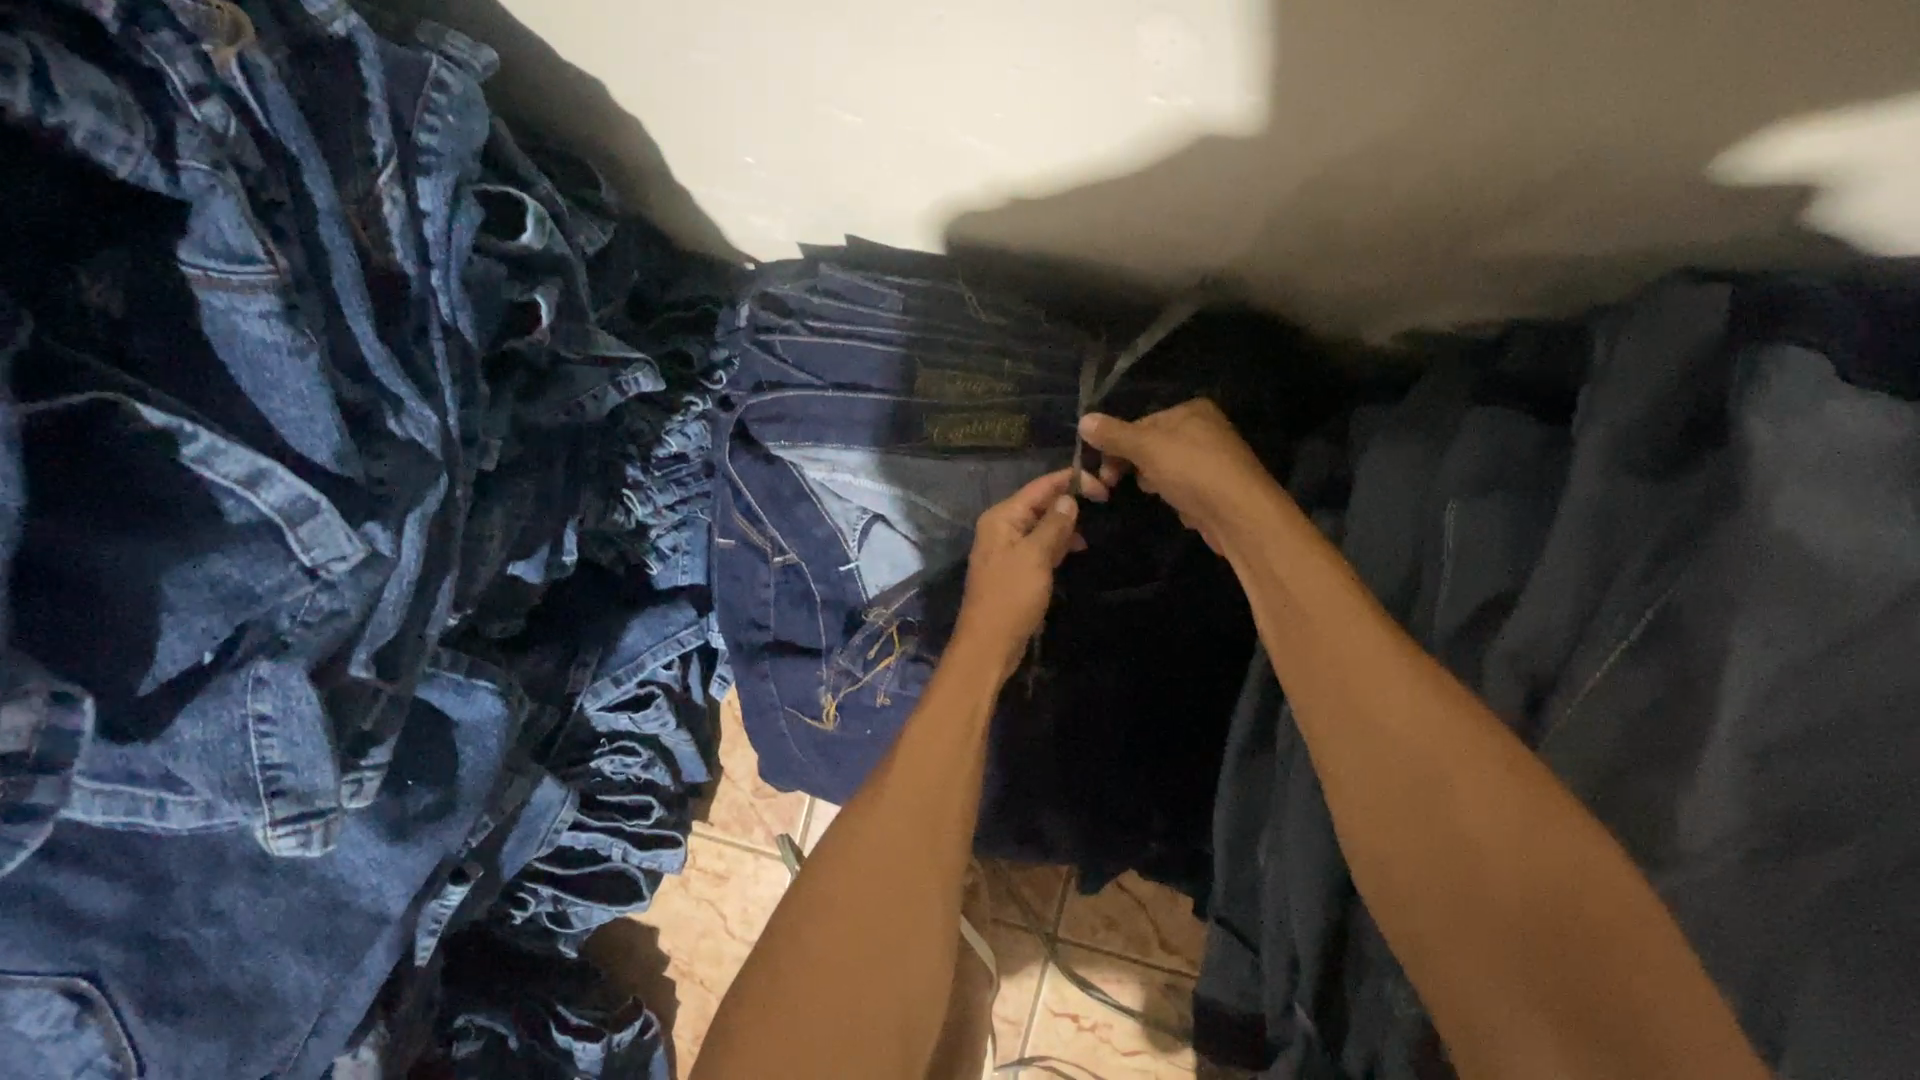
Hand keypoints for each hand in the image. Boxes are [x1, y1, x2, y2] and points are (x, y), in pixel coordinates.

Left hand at [952, 467, 1109, 675]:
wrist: (989, 644)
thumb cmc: (1011, 597)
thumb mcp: (1036, 557)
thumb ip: (1053, 525)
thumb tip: (1069, 499)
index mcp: (1002, 518)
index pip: (1040, 487)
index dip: (1071, 481)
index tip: (1104, 485)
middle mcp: (1001, 528)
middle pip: (1040, 503)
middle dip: (1069, 502)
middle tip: (1104, 504)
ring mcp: (1007, 549)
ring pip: (1041, 526)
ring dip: (1065, 526)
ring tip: (1090, 532)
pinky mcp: (1015, 569)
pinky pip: (1039, 546)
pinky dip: (1057, 545)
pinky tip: (1076, 550)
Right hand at [1078, 399, 1277, 553]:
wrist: (1240, 514)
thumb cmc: (1192, 471)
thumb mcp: (1146, 447)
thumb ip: (1114, 435)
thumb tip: (1083, 421)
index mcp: (1191, 410)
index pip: (1141, 422)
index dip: (1118, 445)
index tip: (1104, 471)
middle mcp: (1205, 429)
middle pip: (1153, 445)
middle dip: (1135, 465)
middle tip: (1117, 484)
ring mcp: (1213, 460)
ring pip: (1167, 468)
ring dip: (1155, 483)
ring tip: (1158, 494)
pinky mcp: (1217, 489)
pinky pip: (1185, 489)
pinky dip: (1177, 498)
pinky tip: (1180, 507)